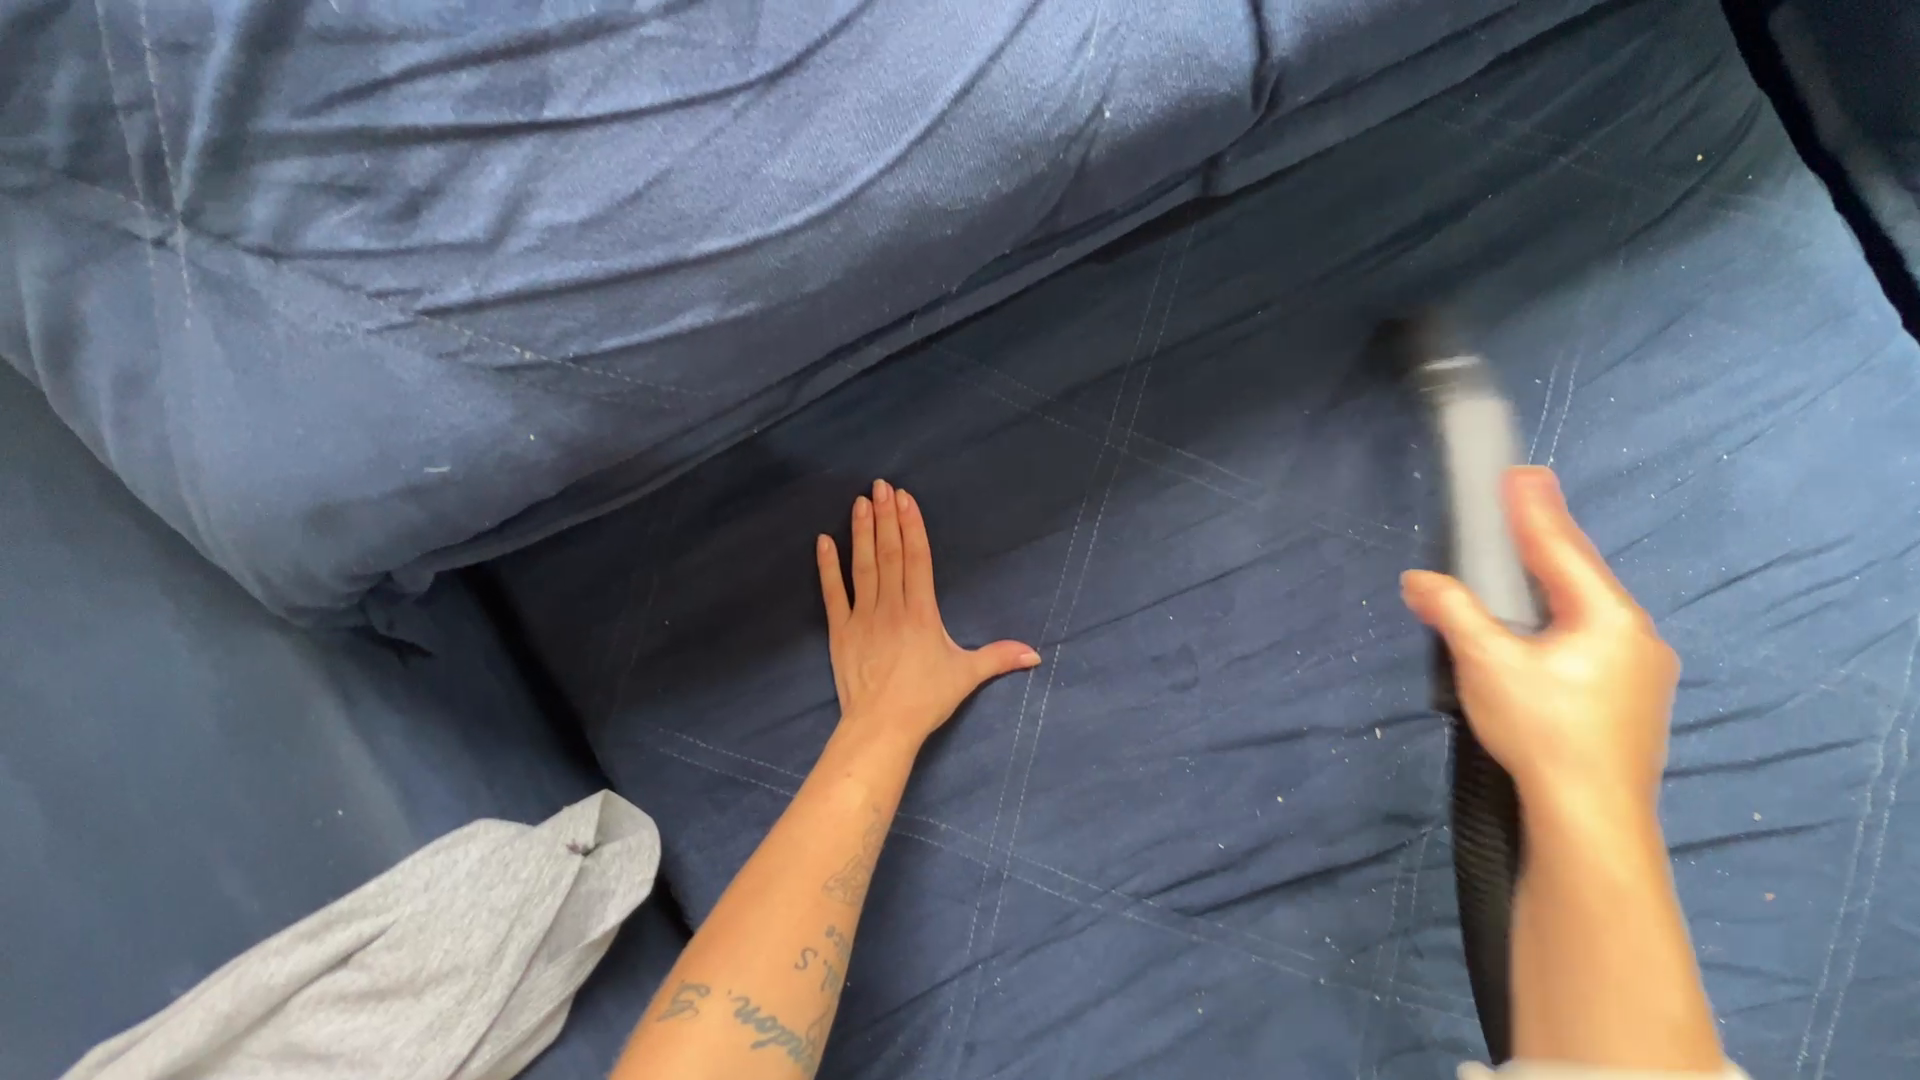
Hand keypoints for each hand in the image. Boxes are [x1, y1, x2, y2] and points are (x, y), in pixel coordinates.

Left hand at [816, 480, 1040, 749]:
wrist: (883, 726)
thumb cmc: (926, 699)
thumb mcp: (967, 675)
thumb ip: (999, 657)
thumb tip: (1036, 654)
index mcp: (922, 611)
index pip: (917, 558)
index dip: (911, 525)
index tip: (905, 498)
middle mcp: (892, 606)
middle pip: (889, 553)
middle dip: (887, 517)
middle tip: (881, 485)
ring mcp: (863, 616)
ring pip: (863, 566)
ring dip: (862, 532)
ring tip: (861, 502)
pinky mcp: (840, 631)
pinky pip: (832, 593)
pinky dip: (828, 567)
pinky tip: (824, 541)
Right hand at [1400, 467, 1678, 809]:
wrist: (1590, 814)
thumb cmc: (1541, 728)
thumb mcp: (1486, 663)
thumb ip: (1453, 612)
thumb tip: (1417, 580)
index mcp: (1606, 616)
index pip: (1561, 548)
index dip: (1534, 509)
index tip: (1520, 470)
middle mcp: (1635, 634)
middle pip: (1581, 574)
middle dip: (1547, 539)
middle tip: (1521, 505)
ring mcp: (1641, 669)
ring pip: (1587, 608)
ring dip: (1553, 579)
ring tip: (1526, 561)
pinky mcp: (1631, 698)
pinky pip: (1591, 636)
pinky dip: (1561, 614)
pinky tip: (1544, 626)